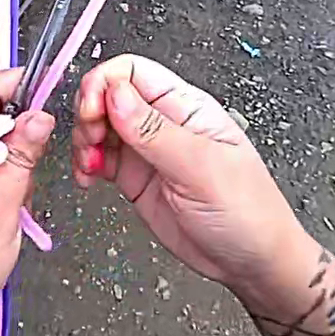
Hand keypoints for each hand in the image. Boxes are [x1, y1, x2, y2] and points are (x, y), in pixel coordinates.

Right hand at [71, 55, 307, 295]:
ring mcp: (144, 149)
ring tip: (89, 166)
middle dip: (88, 113)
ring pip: (97, 125)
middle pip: (107, 95)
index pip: (132, 72)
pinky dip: (84, 163)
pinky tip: (88, 178)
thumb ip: (154, 131)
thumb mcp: (201, 168)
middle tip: (89, 142)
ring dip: (82, 140)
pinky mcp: (132, 175)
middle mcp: (161, 121)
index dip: (103, 84)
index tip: (92, 112)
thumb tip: (114, 93)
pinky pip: (97, 157)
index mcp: (184, 106)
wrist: (252, 264)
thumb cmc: (246, 211)